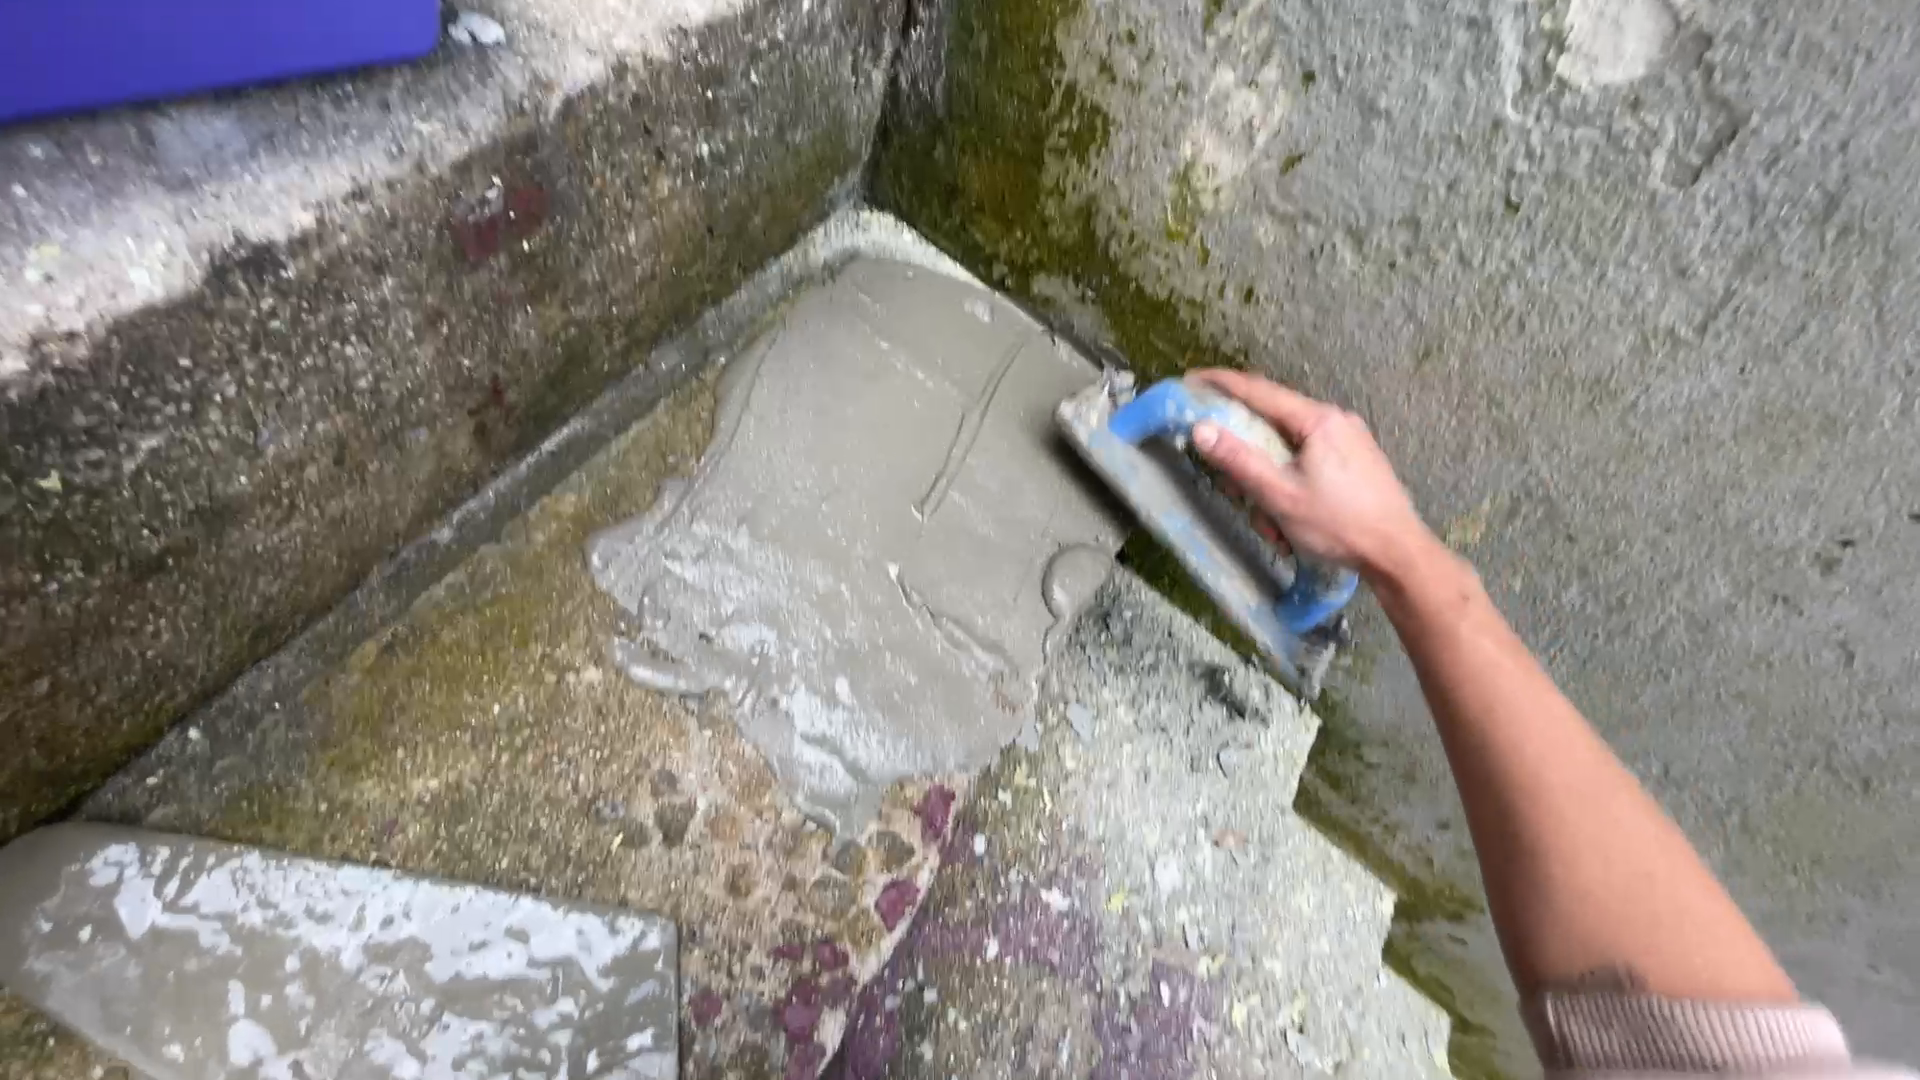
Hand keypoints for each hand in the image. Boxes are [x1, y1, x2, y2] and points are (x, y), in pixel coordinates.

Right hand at [1185, 369, 1432, 578]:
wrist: (1397, 554)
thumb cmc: (1338, 524)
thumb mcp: (1279, 495)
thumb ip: (1238, 460)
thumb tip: (1200, 429)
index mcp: (1318, 420)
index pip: (1259, 391)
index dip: (1221, 383)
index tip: (1191, 380)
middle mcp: (1335, 420)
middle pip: (1271, 425)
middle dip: (1246, 459)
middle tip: (1233, 490)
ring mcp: (1348, 440)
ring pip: (1287, 450)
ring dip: (1268, 484)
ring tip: (1271, 524)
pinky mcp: (1354, 460)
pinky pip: (1306, 462)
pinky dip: (1288, 486)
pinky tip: (1289, 520)